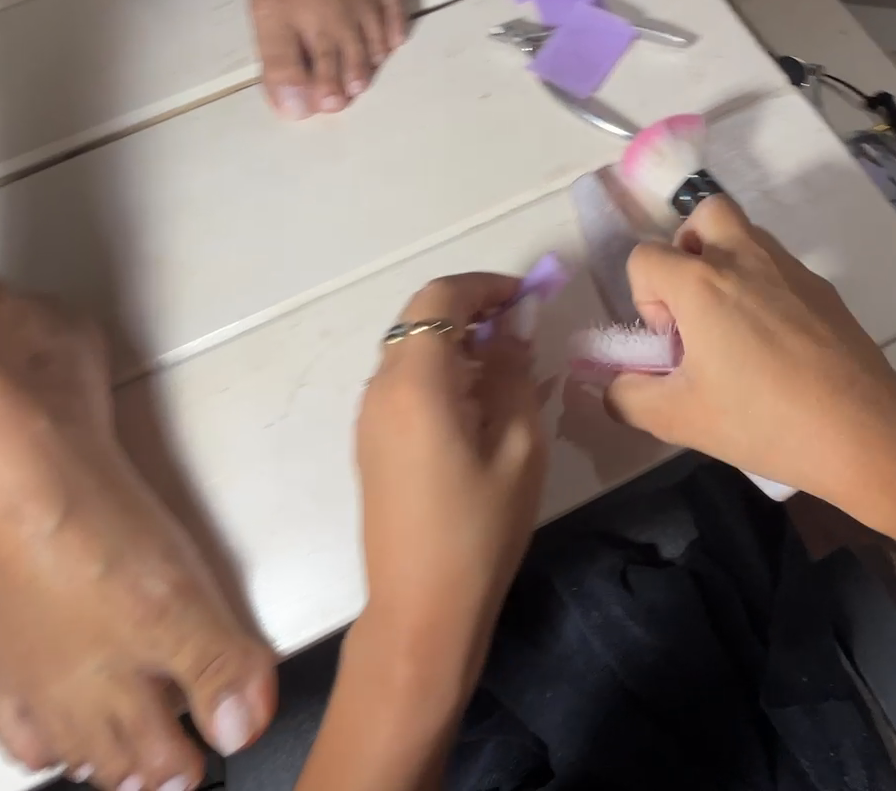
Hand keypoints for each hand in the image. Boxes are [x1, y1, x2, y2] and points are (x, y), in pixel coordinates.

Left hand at [248, 0, 405, 118]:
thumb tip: (296, 112)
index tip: (326, 104)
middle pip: (357, 67)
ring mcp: (373, 2)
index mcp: (321, 32)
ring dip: (370, 64)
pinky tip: (385, 43)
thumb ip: (281, 65)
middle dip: (350, 84)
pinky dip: (393, 36)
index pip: (329, 80)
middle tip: (346, 92)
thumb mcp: (265, 14)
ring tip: (361, 73)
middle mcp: (352, 23)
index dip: (327, 96)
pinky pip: (397, 20)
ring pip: (379, 48)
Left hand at [353, 273, 546, 696]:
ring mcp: (369, 416)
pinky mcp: (371, 440)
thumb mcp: (519, 445)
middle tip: (521, 328)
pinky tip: (477, 402)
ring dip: (456, 340)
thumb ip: (514, 372)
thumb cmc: (479, 527)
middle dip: (471, 309)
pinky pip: (403, 382)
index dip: (484, 286)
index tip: (526, 298)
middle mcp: (381, 388)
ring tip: (507, 366)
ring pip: (410, 348)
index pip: (439, 298)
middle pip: (420, 318)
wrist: (420, 609)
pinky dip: (440, 370)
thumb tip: (513, 326)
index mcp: (416, 382)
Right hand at [605, 196, 895, 504]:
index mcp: (701, 283)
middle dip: (688, 249)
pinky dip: (763, 284)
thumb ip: (627, 397)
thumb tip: (613, 385)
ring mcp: (789, 267)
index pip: (645, 256)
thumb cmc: (762, 419)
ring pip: (745, 233)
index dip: (645, 298)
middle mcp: (743, 257)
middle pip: (704, 213)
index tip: (672, 342)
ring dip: (725, 261)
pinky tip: (775, 340)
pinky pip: (778, 265)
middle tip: (696, 304)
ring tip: (733, 322)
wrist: (861, 430)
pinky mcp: (822, 286)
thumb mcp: (677, 419)